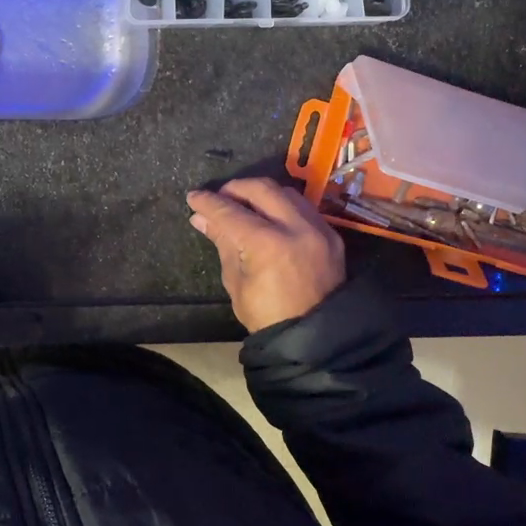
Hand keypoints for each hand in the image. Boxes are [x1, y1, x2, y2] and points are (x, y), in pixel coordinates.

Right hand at [187, 178, 346, 331]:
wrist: (314, 337)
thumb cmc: (266, 315)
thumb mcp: (235, 280)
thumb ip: (223, 242)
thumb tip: (202, 218)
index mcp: (267, 244)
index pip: (231, 212)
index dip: (208, 202)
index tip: (193, 197)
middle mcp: (296, 228)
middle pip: (261, 189)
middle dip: (235, 188)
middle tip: (220, 197)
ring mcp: (319, 230)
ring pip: (286, 193)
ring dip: (261, 193)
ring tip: (244, 204)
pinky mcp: (332, 236)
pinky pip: (304, 209)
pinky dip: (282, 206)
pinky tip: (270, 217)